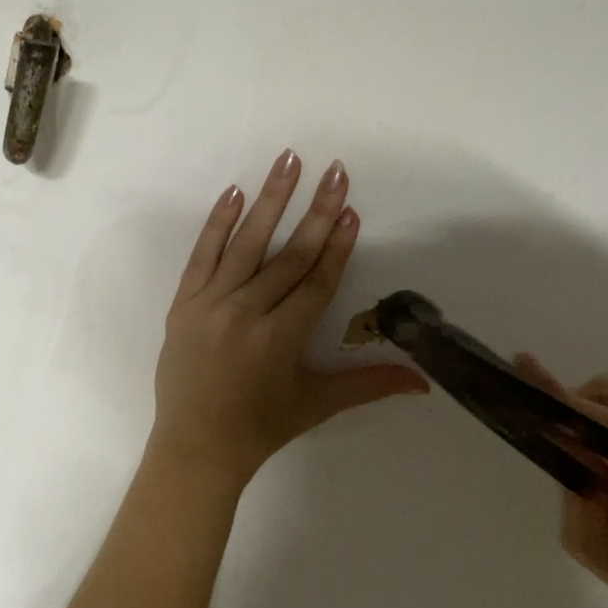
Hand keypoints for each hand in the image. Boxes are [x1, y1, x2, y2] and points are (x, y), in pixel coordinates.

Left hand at [150, 151, 429, 479]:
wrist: (195, 446)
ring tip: (288, 161)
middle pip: (287, 256)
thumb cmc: (259, 427)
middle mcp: (245, 314)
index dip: (336, 246)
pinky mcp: (183, 303)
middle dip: (315, 212)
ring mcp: (210, 305)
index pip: (315, 282)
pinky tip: (234, 193)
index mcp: (279, 339)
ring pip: (245, 245)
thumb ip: (367, 384)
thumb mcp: (315, 404)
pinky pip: (202, 256)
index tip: (351, 210)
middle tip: (334, 171)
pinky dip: (217, 224)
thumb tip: (423, 382)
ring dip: (269, 201)